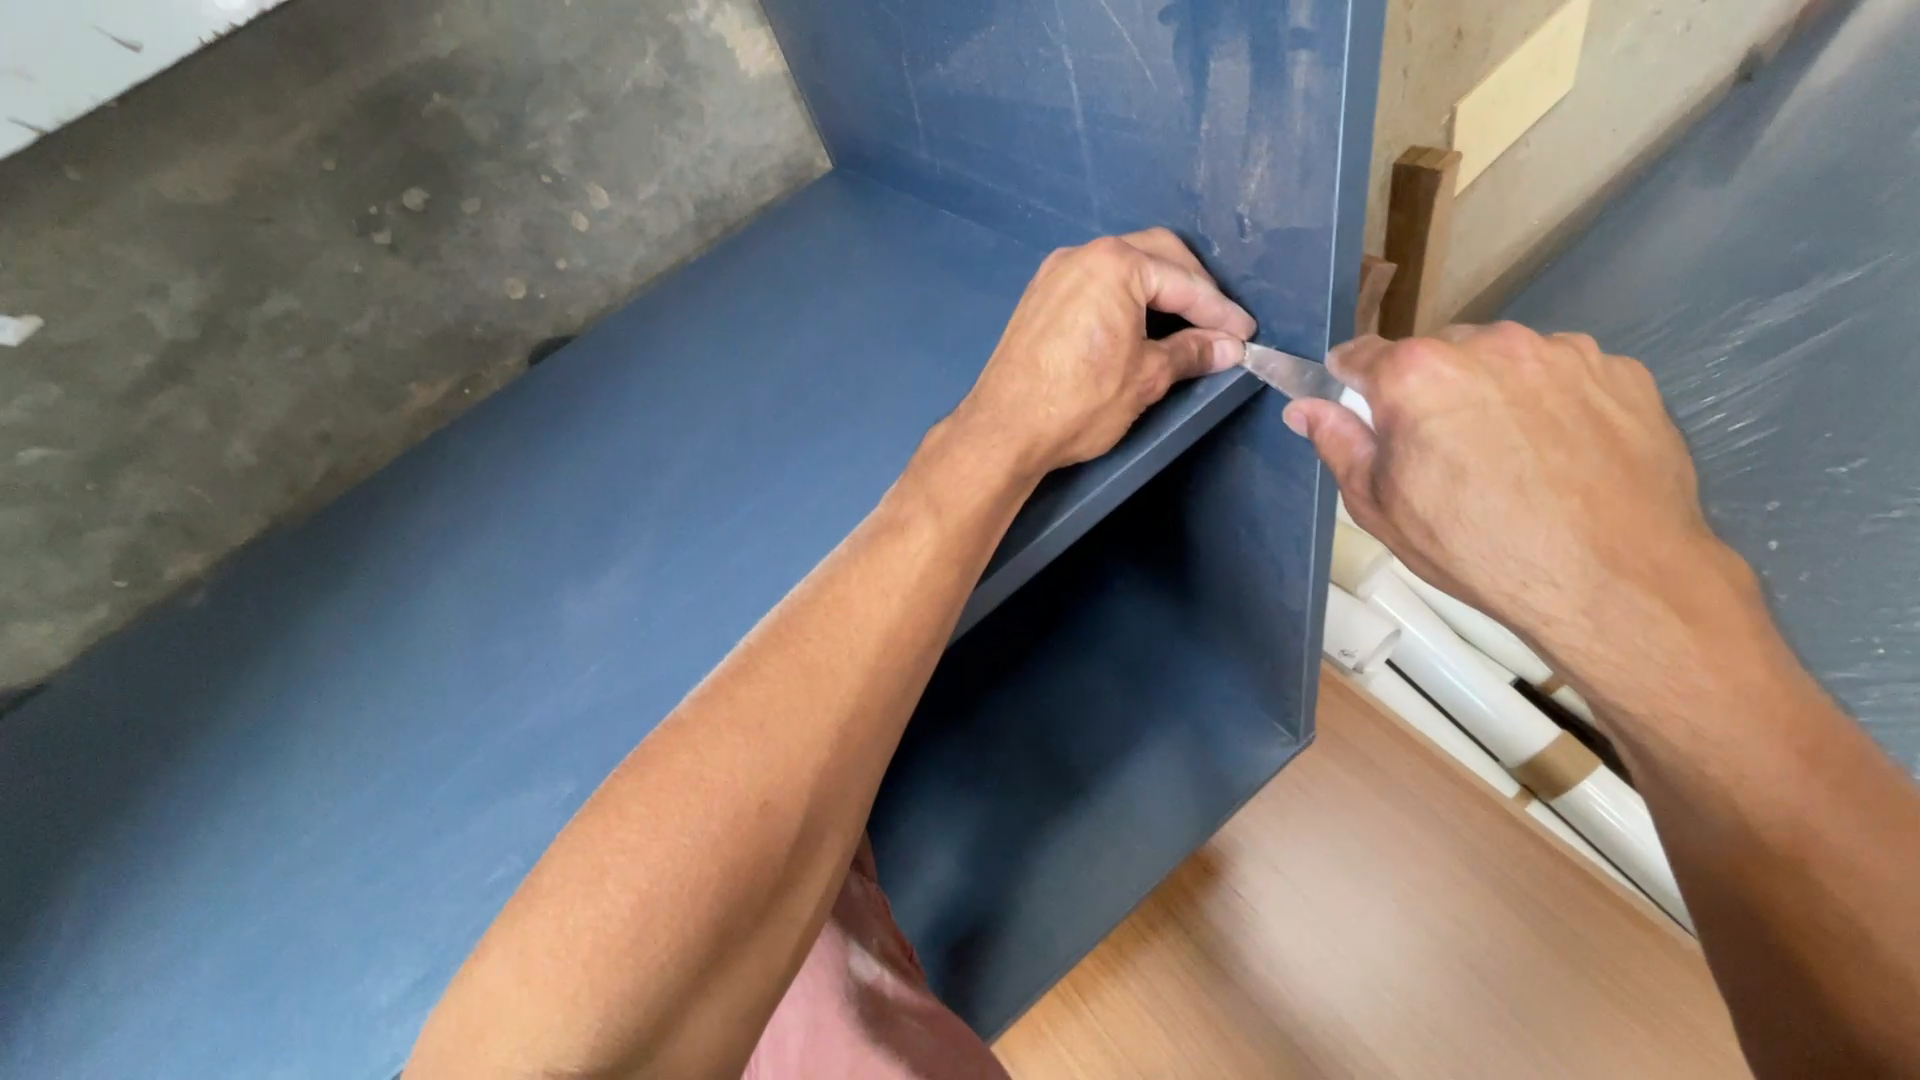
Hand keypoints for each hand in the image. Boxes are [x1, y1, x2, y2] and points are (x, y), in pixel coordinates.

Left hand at [948, 228, 1256, 479]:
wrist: (1004, 430)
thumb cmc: (1079, 403)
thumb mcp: (1146, 379)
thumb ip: (1190, 353)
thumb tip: (1227, 347)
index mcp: (1114, 265)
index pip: (1183, 282)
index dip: (1219, 311)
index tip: (1244, 335)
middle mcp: (1083, 254)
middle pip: (1156, 256)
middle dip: (1192, 288)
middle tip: (1218, 324)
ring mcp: (1056, 273)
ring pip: (1123, 266)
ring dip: (1158, 289)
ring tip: (1185, 325)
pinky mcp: (1040, 296)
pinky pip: (1095, 282)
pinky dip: (1125, 297)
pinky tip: (1140, 324)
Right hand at [1284, 323, 1756, 666]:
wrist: (1612, 579)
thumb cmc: (1474, 548)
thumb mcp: (1379, 507)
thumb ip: (1338, 444)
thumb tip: (1303, 407)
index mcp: (1416, 374)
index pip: (1360, 353)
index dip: (1353, 384)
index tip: (1363, 415)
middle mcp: (1489, 344)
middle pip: (1435, 353)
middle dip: (1427, 390)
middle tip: (1442, 452)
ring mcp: (1562, 353)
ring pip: (1501, 361)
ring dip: (1491, 391)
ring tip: (1510, 456)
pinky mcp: (1621, 371)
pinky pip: (1563, 375)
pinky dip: (1551, 402)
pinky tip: (1559, 454)